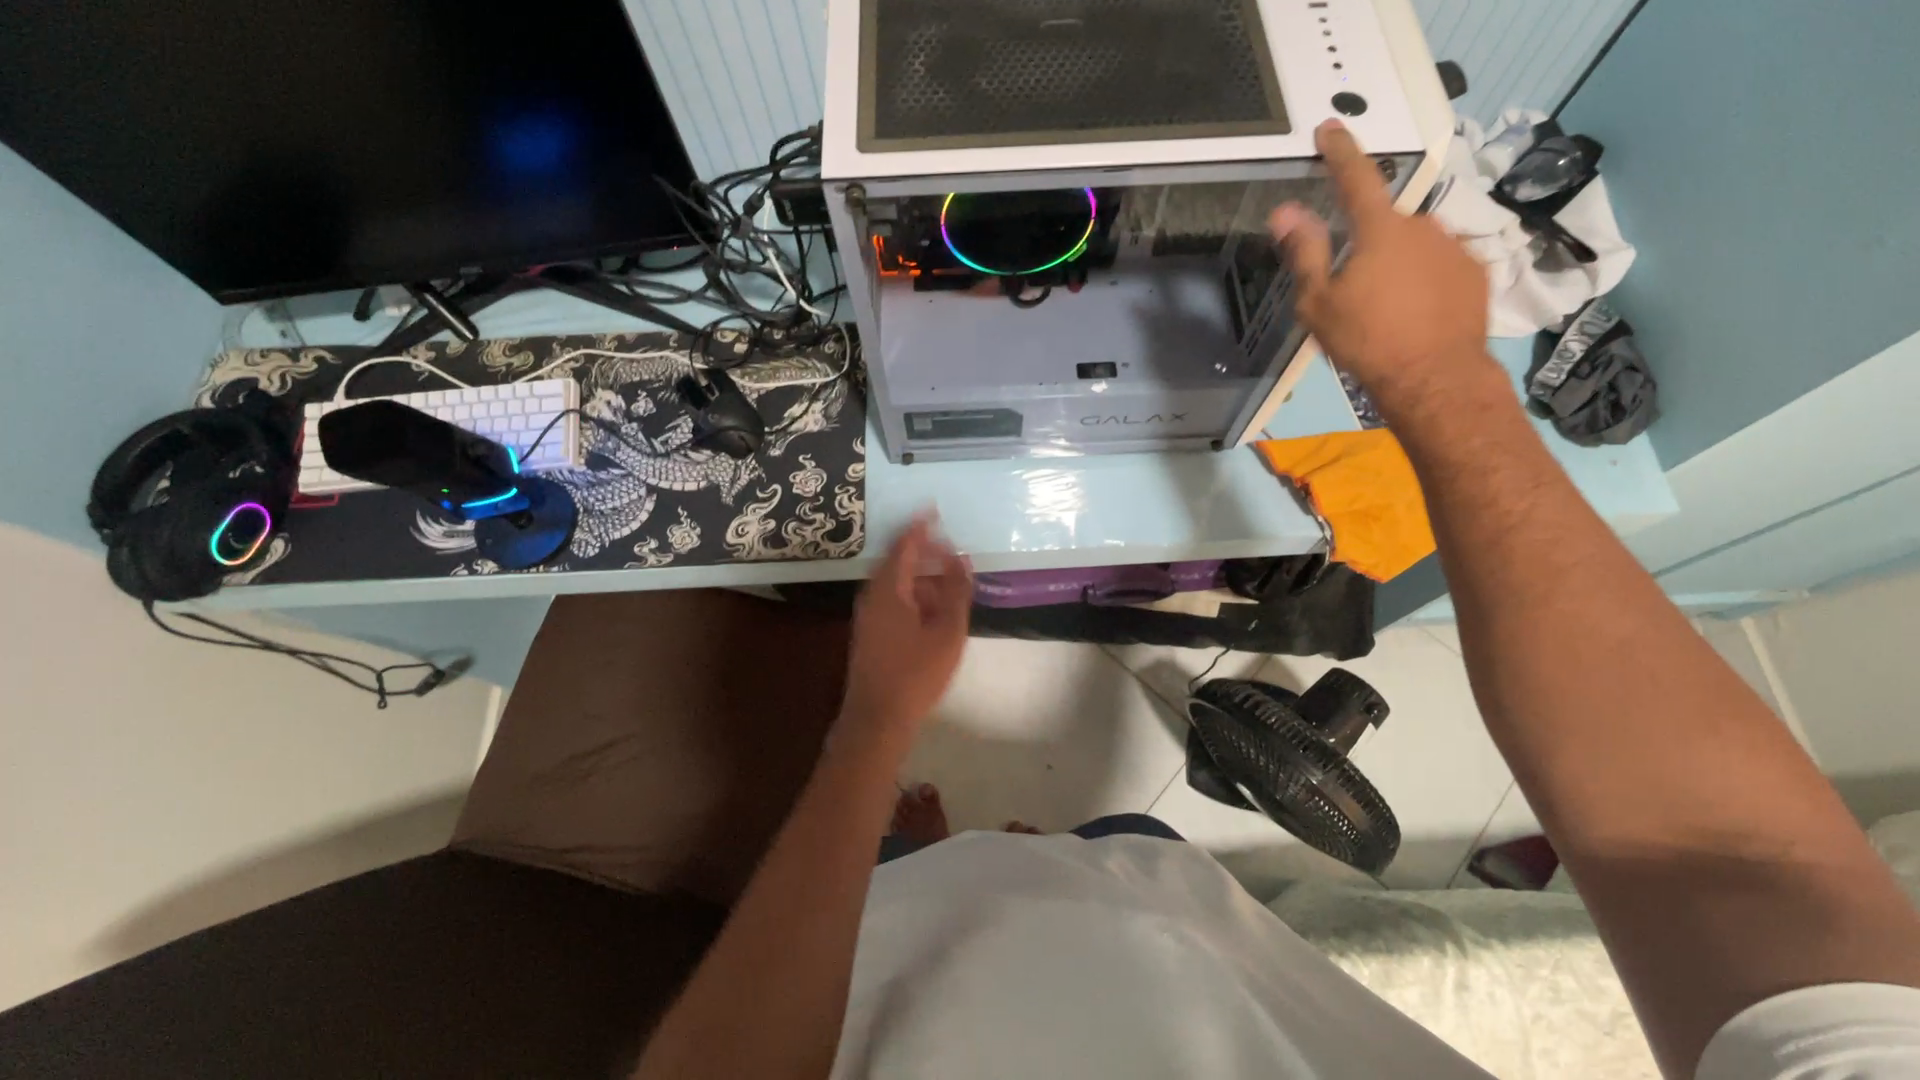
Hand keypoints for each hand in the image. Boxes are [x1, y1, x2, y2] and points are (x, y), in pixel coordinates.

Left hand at [838, 513, 971, 745]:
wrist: (878, 718)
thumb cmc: (916, 673)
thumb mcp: (947, 631)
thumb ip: (956, 591)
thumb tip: (961, 559)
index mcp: (888, 588)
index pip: (905, 544)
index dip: (922, 525)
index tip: (936, 509)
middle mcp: (872, 596)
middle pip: (899, 562)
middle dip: (926, 553)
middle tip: (953, 550)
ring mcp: (868, 616)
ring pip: (896, 584)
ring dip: (923, 577)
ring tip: (951, 582)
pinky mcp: (870, 634)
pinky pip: (893, 601)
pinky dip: (914, 595)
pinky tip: (934, 610)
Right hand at [1270, 120, 1496, 408]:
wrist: (1435, 378)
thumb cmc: (1368, 342)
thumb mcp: (1320, 304)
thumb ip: (1305, 252)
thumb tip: (1285, 212)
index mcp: (1379, 230)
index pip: (1355, 176)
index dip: (1339, 151)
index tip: (1330, 128)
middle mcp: (1423, 225)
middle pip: (1385, 223)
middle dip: (1369, 244)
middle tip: (1355, 287)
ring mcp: (1455, 246)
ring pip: (1416, 244)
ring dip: (1399, 263)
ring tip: (1388, 307)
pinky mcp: (1477, 272)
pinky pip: (1442, 265)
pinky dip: (1426, 279)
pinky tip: (1417, 312)